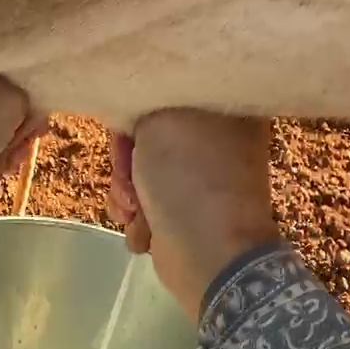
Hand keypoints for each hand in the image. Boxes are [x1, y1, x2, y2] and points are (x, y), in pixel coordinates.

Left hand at [0, 76, 40, 216]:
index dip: (28, 111)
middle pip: (0, 117)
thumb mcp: (11, 100)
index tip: (37, 133)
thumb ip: (25, 100)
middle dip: (16, 140)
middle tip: (17, 155)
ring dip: (1, 160)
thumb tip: (27, 115)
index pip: (10, 87)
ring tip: (2, 172)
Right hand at [109, 110, 280, 320]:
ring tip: (133, 212)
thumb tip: (137, 118)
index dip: (135, 115)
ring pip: (141, 172)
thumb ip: (143, 106)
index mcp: (225, 107)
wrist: (209, 252)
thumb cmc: (188, 177)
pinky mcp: (187, 211)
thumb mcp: (158, 118)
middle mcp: (218, 139)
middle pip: (148, 136)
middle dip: (126, 163)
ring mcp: (202, 179)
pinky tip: (143, 231)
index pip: (164, 96)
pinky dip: (138, 219)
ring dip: (127, 195)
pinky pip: (147, 203)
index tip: (125, 135)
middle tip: (127, 178)